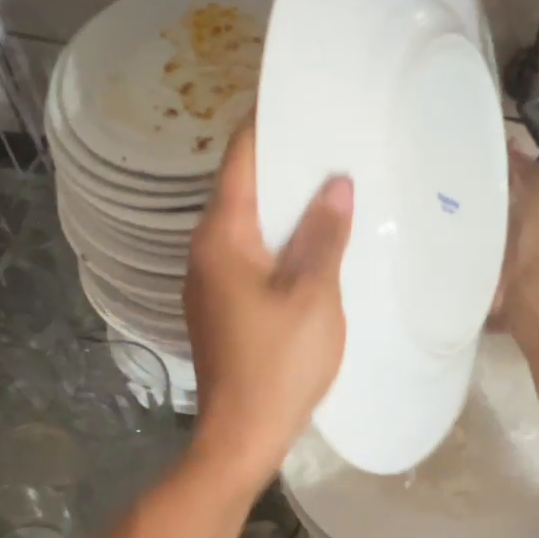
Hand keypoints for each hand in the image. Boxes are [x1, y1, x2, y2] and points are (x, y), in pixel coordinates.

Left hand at [182, 120, 353, 486]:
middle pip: (242, 192)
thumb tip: (334, 183)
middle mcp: (204, 253)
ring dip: (285, 212)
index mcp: (221, 237)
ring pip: (248, 230)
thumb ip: (323, 235)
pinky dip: (278, 248)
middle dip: (286, 169)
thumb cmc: (278, 364)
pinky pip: (249, 261)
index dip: (270, 124)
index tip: (305, 102)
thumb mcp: (312, 295)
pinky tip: (312, 252)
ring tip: (331, 196)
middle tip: (334, 150)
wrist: (242, 436)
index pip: (240, 159)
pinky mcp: (219, 312)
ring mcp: (207, 285)